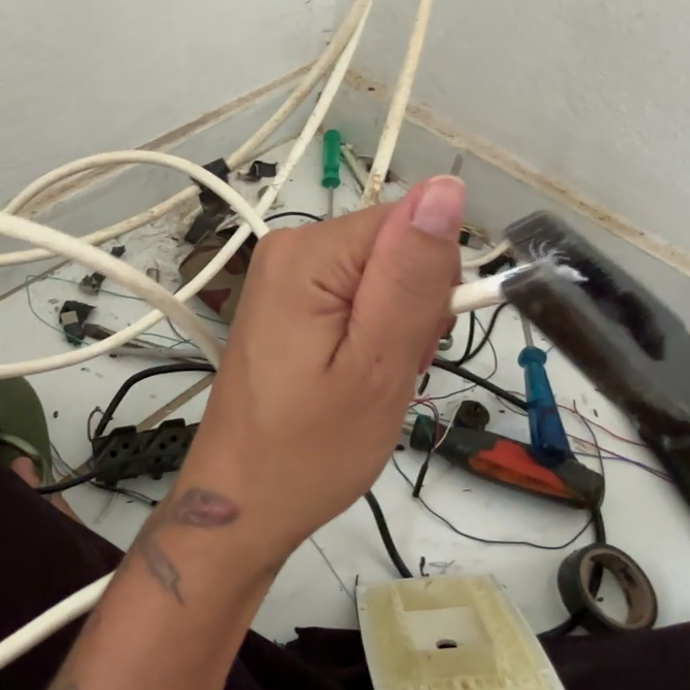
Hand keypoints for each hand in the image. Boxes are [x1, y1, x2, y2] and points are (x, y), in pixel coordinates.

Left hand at [179, 175, 463, 563]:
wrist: (243, 500)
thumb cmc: (310, 450)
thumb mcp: (377, 365)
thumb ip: (413, 276)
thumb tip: (446, 188)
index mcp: (307, 254)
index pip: (410, 225)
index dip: (431, 286)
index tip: (413, 345)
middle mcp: (288, 249)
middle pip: (393, 249)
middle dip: (411, 311)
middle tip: (387, 373)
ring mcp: (281, 278)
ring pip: (380, 278)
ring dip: (393, 330)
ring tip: (366, 384)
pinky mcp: (284, 305)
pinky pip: (353, 300)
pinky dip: (368, 339)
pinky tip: (351, 380)